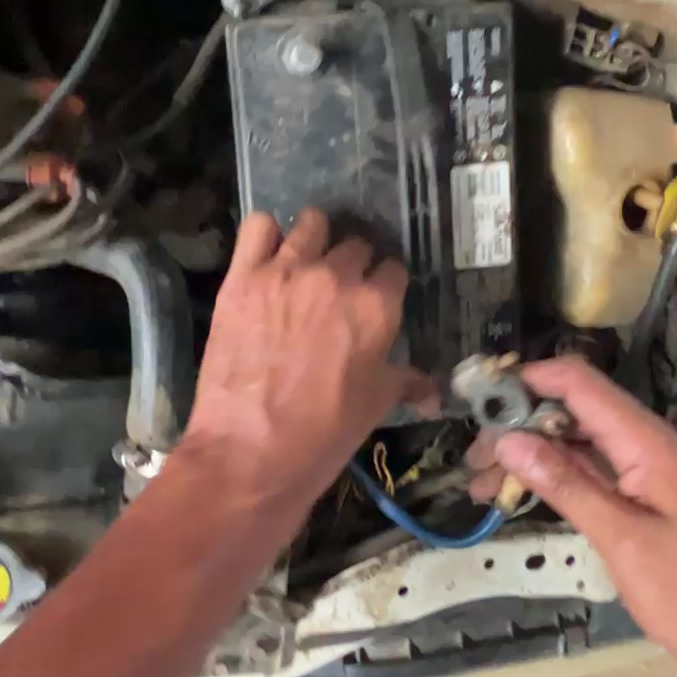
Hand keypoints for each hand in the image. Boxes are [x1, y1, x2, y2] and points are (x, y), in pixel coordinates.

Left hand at [182, 209, 425, 505]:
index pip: (393, 269)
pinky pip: (259, 226)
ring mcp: (286, 271)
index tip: (375, 297)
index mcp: (376, 306)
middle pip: (355, 244)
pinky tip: (267, 256)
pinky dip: (266, 236)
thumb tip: (433, 391)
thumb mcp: (375, 407)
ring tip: (305, 263)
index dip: (385, 283)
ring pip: (312, 223)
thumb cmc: (323, 435)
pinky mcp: (244, 276)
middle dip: (352, 263)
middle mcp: (335, 277)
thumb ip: (406, 382)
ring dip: (315, 239)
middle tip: (338, 289)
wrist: (249, 453)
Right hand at [465, 358, 676, 676]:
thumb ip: (567, 485)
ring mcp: (649, 471)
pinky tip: (526, 495)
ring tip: (484, 484)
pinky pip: (595, 471)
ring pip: (579, 444)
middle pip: (573, 411)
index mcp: (647, 442)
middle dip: (519, 426)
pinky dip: (557, 479)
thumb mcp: (626, 540)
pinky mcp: (649, 497)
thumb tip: (511, 440)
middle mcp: (647, 445)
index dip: (528, 379)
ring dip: (533, 456)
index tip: (482, 399)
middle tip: (474, 459)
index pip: (580, 383)